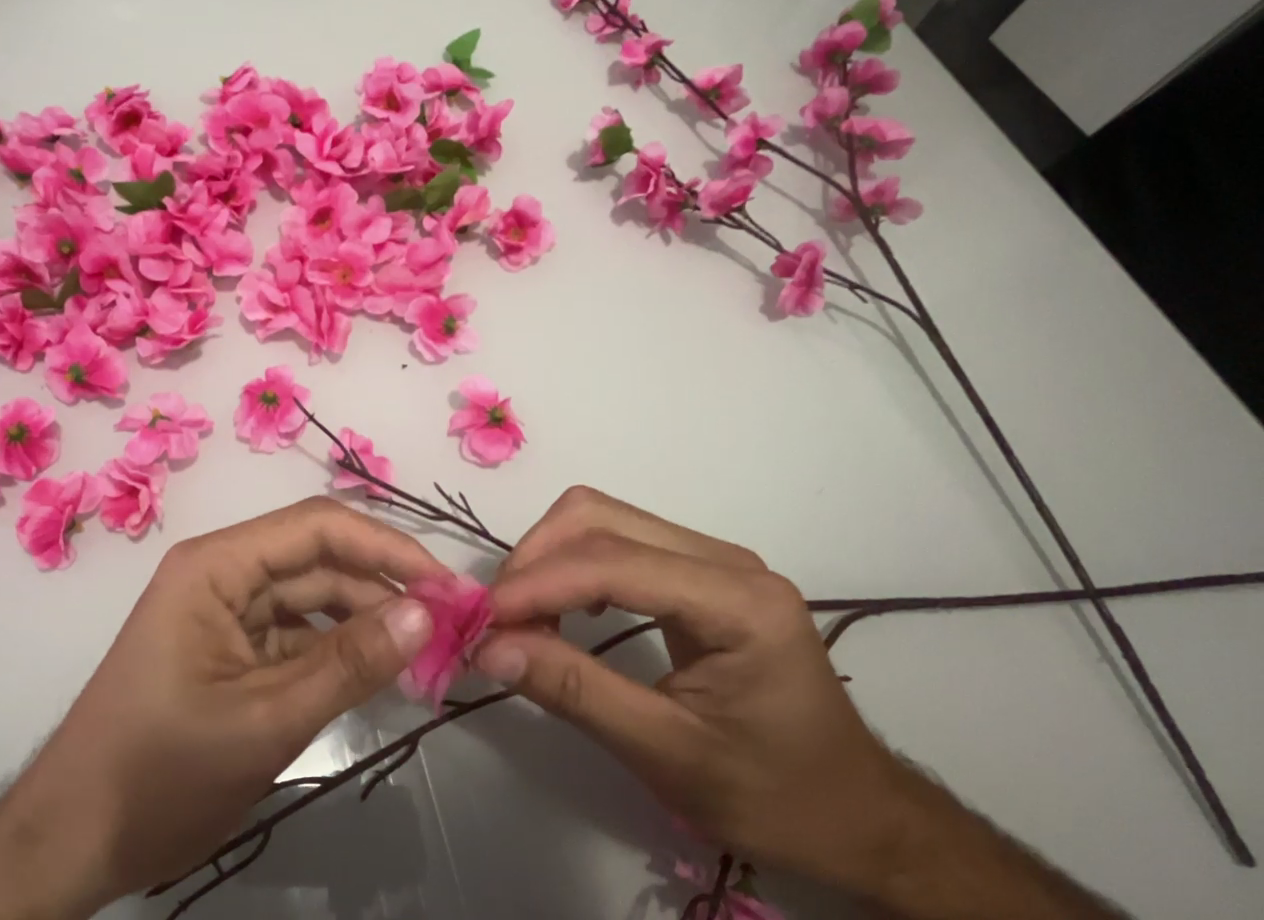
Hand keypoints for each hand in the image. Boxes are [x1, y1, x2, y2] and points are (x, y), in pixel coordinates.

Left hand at [0, 497, 444, 919]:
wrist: (79, 836)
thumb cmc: (162, 771)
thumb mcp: (266, 719)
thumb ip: (348, 663)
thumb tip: (427, 613)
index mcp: (215, 567)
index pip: (317, 529)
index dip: (388, 549)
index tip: (450, 588)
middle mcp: (221, 576)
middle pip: (319, 562)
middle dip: (386, 589)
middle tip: (456, 630)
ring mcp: (226, 616)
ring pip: (314, 600)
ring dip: (368, 621)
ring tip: (431, 654)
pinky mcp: (232, 654)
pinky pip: (298, 637)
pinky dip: (341, 652)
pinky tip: (383, 673)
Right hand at [473, 487, 917, 890]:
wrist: (855, 816)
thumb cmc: (773, 794)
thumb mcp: (665, 754)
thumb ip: (573, 691)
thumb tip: (488, 648)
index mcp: (737, 602)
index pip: (611, 562)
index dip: (536, 584)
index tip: (479, 623)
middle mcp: (727, 561)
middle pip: (601, 517)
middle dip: (535, 560)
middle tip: (496, 622)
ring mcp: (716, 563)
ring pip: (605, 521)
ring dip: (549, 560)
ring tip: (520, 621)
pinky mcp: (702, 576)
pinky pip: (620, 544)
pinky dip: (572, 569)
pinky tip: (559, 613)